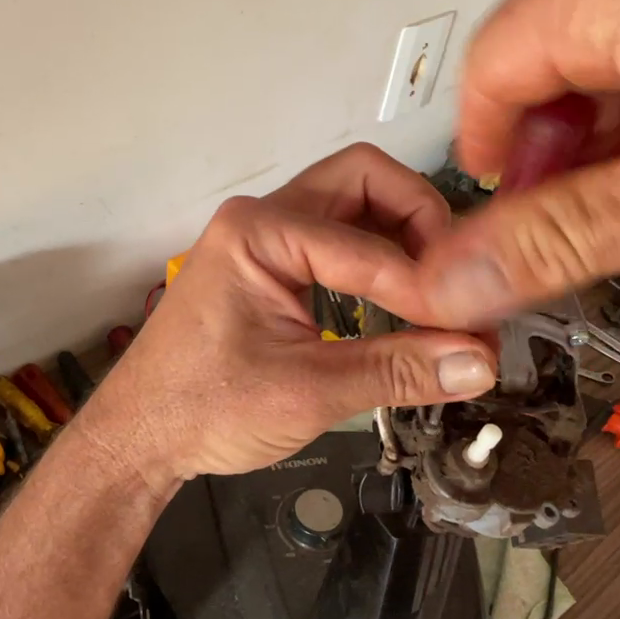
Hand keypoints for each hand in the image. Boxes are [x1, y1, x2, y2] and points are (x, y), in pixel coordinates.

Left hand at [69, 144, 498, 491]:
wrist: (139, 436)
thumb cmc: (205, 410)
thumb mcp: (308, 392)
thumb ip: (397, 371)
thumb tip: (480, 363)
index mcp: (260, 232)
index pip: (370, 245)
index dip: (427, 288)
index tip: (473, 331)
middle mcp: (261, 218)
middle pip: (365, 182)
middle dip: (422, 220)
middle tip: (459, 278)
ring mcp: (263, 238)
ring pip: (353, 205)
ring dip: (403, 237)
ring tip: (440, 291)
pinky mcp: (268, 266)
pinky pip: (337, 239)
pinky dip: (377, 259)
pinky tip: (401, 301)